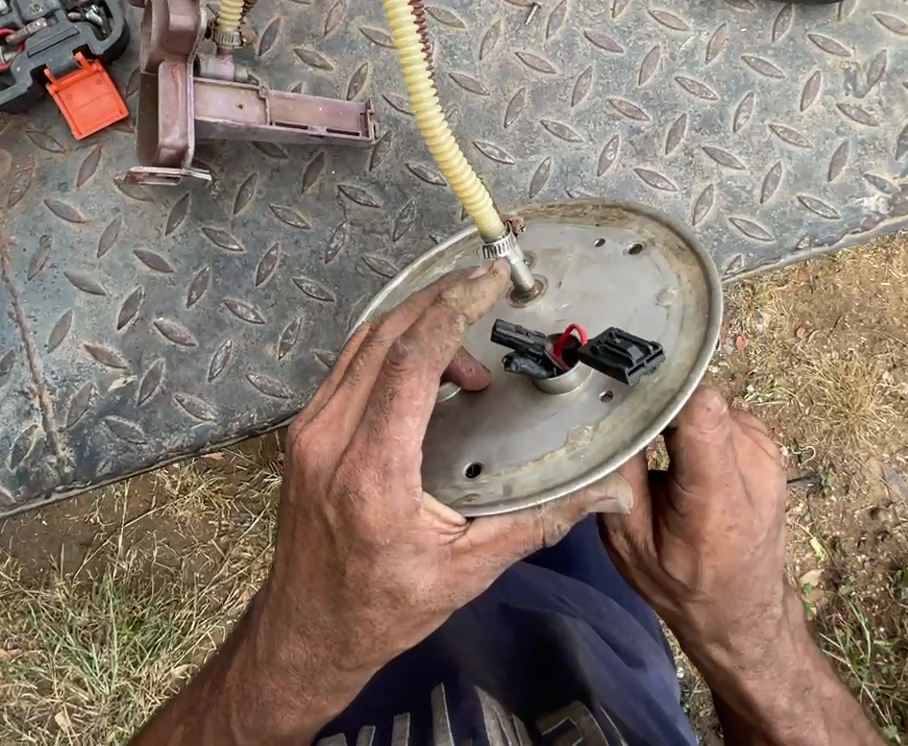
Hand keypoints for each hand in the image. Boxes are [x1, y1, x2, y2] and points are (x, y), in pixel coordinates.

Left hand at [134, 261, 631, 744]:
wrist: (304, 626)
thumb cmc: (381, 608)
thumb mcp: (464, 573)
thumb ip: (533, 522)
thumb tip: (604, 491)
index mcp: (371, 472)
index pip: (408, 364)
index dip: (449, 311)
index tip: (486, 281)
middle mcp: (330, 437)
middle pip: (383, 337)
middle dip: (438, 297)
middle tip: (486, 281)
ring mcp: (310, 427)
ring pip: (363, 343)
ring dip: (417, 320)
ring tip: (470, 333)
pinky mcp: (306, 427)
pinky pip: (351, 363)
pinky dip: (393, 345)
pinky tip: (431, 362)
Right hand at [600, 386, 881, 744]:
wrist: (743, 613)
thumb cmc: (678, 582)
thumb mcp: (627, 539)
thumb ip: (619, 475)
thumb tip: (604, 412)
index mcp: (716, 497)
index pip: (702, 410)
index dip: (662, 387)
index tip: (623, 385)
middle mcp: (753, 467)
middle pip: (698, 397)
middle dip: (658, 400)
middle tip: (625, 418)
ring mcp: (767, 453)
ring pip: (706, 398)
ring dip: (676, 411)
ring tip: (653, 441)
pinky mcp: (768, 445)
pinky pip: (719, 409)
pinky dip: (694, 419)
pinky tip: (681, 448)